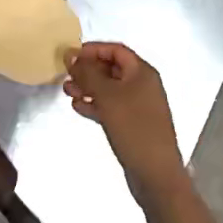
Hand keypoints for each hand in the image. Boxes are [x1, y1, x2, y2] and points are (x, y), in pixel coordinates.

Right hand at [65, 42, 187, 201]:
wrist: (155, 174)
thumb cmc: (134, 127)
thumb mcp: (108, 97)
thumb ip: (89, 75)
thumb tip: (72, 56)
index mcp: (142, 72)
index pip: (116, 50)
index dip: (94, 49)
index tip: (72, 55)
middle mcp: (142, 84)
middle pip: (112, 69)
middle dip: (89, 69)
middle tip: (66, 74)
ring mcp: (138, 106)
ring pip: (110, 89)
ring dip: (89, 87)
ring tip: (67, 90)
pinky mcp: (132, 125)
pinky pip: (111, 107)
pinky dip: (95, 104)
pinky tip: (78, 107)